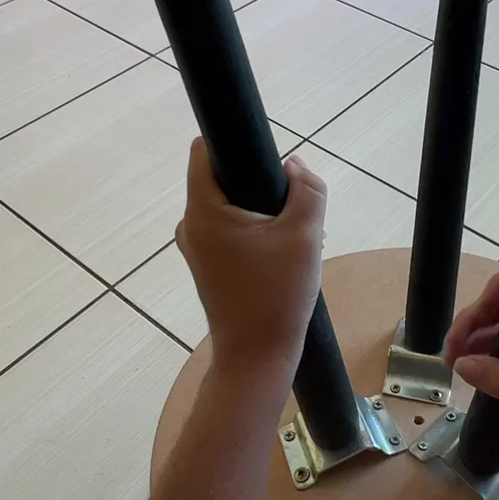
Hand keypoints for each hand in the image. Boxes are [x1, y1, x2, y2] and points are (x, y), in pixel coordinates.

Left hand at [176, 138, 326, 378]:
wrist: (257, 356)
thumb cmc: (277, 294)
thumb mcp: (305, 235)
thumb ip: (307, 189)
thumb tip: (295, 165)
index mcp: (204, 210)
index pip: (204, 150)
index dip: (234, 142)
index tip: (267, 157)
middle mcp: (191, 224)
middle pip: (222, 178)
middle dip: (259, 182)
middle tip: (292, 206)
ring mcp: (196, 246)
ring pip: (230, 206)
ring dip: (262, 210)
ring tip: (293, 235)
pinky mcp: (206, 264)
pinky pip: (230, 229)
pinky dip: (255, 230)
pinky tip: (283, 252)